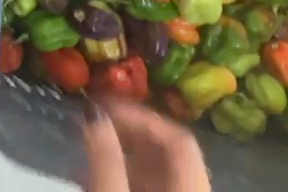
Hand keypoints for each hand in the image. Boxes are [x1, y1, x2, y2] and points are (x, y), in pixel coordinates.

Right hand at [83, 99, 210, 191]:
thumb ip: (105, 158)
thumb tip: (91, 108)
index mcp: (191, 187)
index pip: (179, 138)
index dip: (142, 115)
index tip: (103, 104)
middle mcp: (195, 188)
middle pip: (171, 147)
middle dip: (131, 125)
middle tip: (95, 115)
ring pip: (161, 163)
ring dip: (127, 144)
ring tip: (93, 138)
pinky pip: (154, 179)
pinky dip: (128, 166)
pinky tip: (99, 167)